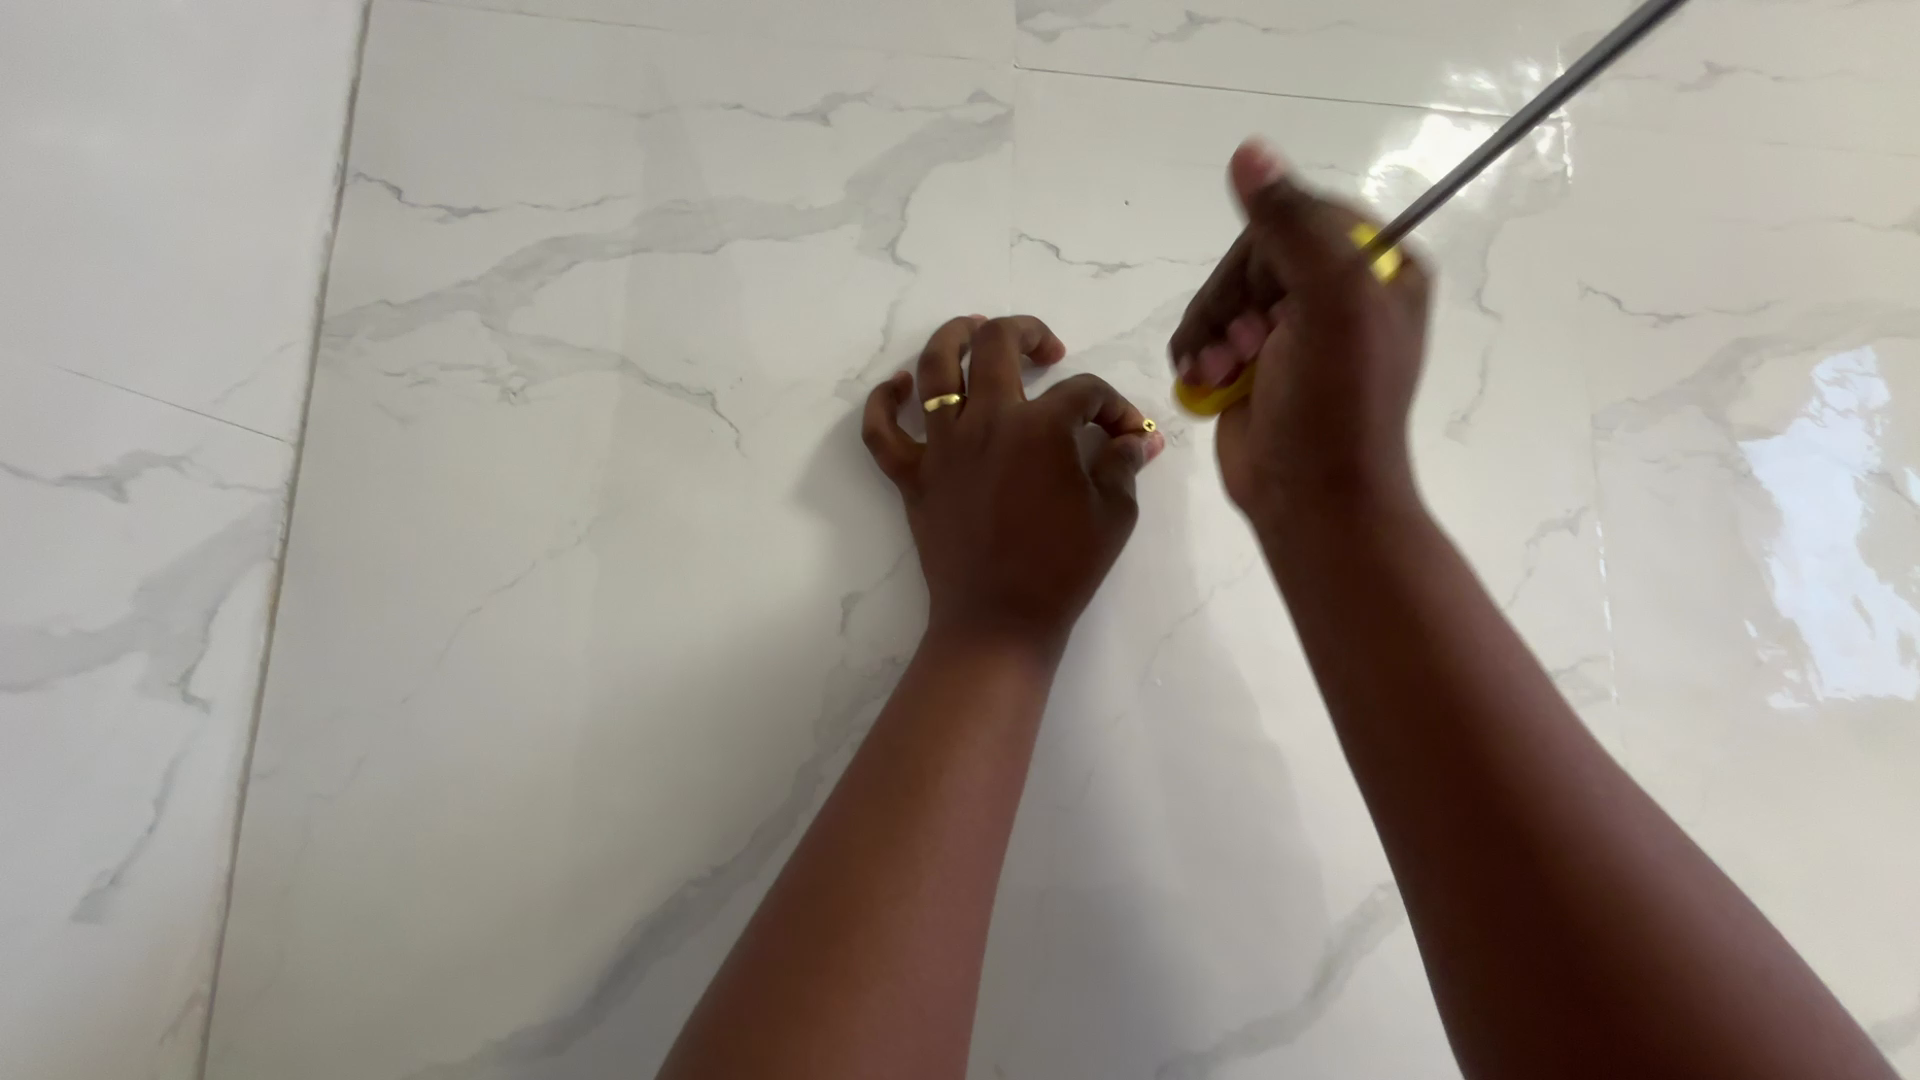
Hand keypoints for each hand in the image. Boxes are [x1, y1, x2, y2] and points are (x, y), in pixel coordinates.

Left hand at [863, 315, 1164, 654]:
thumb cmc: (1062, 569)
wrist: (1000, 618)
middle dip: (1028, 333)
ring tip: (972, 330)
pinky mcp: (912, 476)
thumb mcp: (1114, 515)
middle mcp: (987, 422)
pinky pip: (882, 430)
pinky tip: (900, 386)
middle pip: (998, 345)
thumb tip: (1138, 438)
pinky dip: (884, 402)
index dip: (1112, 405)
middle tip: (1047, 349)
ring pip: (934, 368)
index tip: (1125, 432)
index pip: (1083, 392)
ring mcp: (942, 447)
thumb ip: (1122, 463)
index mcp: (1041, 428)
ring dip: (953, 337)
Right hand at [1168, 138, 1432, 528]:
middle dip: (1231, 303)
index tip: (1267, 303)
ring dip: (1206, 332)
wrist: (1310, 498)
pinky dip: (1194, 354)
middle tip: (1241, 347)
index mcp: (1376, 269)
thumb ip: (1291, 226)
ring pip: (1221, 296)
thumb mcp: (1327, 305)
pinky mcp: (1253, 365)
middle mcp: (1335, 294)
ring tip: (1216, 371)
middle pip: (1253, 258)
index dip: (1267, 254)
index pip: (1301, 218)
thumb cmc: (1335, 406)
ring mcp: (1289, 332)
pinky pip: (1205, 333)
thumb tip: (1248, 150)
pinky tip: (1202, 379)